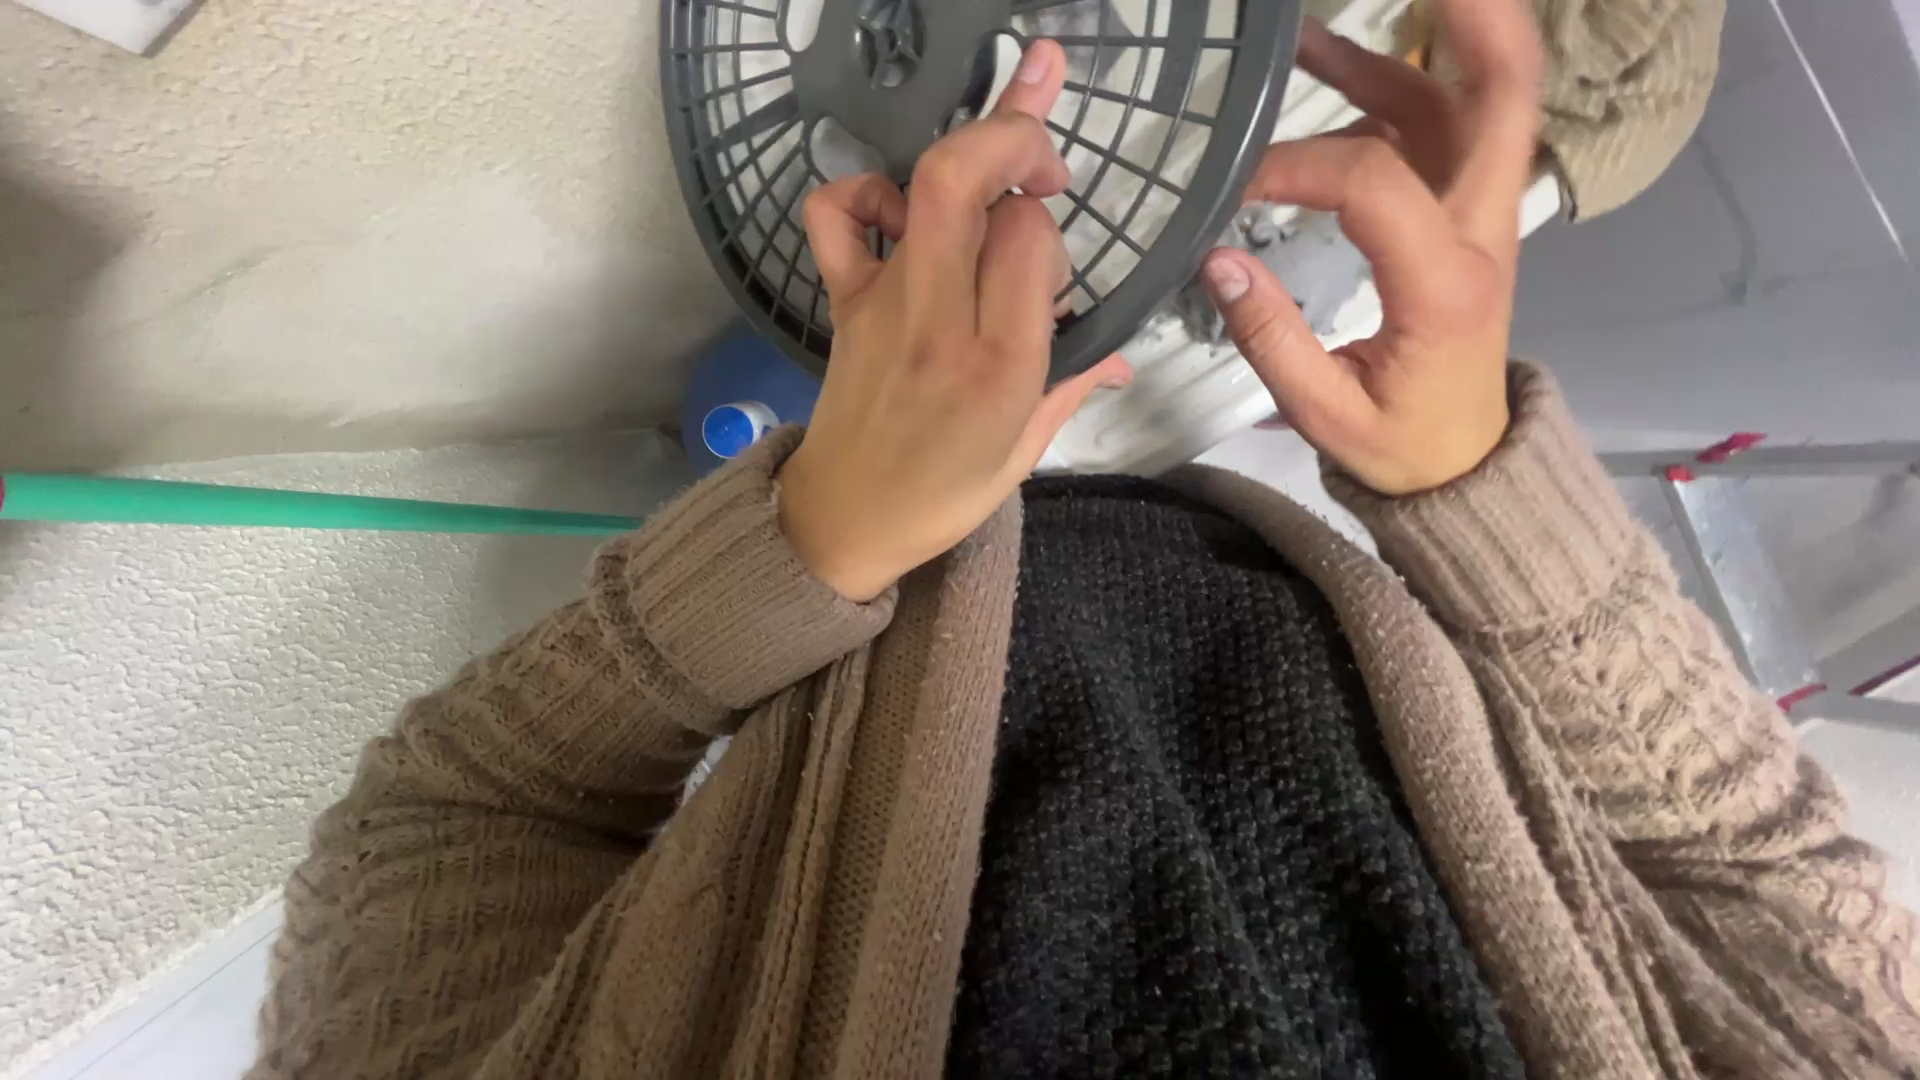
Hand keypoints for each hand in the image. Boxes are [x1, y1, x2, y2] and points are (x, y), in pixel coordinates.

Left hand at [777, 41, 1131, 601]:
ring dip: (966, 162)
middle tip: (1044, 165)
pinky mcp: (844, 299)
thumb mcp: (1024, 450)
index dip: (1049, 223)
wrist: (846, 518)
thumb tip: (1120, 356)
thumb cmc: (943, 495)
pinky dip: (865, 190)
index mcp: (1000, 366)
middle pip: (964, 177)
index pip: (1031, 237)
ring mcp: (883, 302)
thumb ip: (1073, 386)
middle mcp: (940, 321)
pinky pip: (836, 214)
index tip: (1050, 260)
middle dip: (1015, 137)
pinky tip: (898, 213)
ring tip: (989, 188)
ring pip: (921, 185)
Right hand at [1203, 0, 1544, 494]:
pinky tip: (1343, 77)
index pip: (1374, 184)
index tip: (1236, 185)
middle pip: (1501, 92)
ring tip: (1322, 26)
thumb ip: (1270, 336)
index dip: (1297, 167)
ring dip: (1418, 43)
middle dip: (1467, 16)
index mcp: (1444, 282)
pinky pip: (1445, 136)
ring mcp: (1482, 220)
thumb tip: (1218, 260)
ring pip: (1475, 101)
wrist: (1462, 463)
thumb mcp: (1322, 409)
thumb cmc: (1397, 442)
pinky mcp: (1465, 224)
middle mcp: (1481, 231)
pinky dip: (1401, 93)